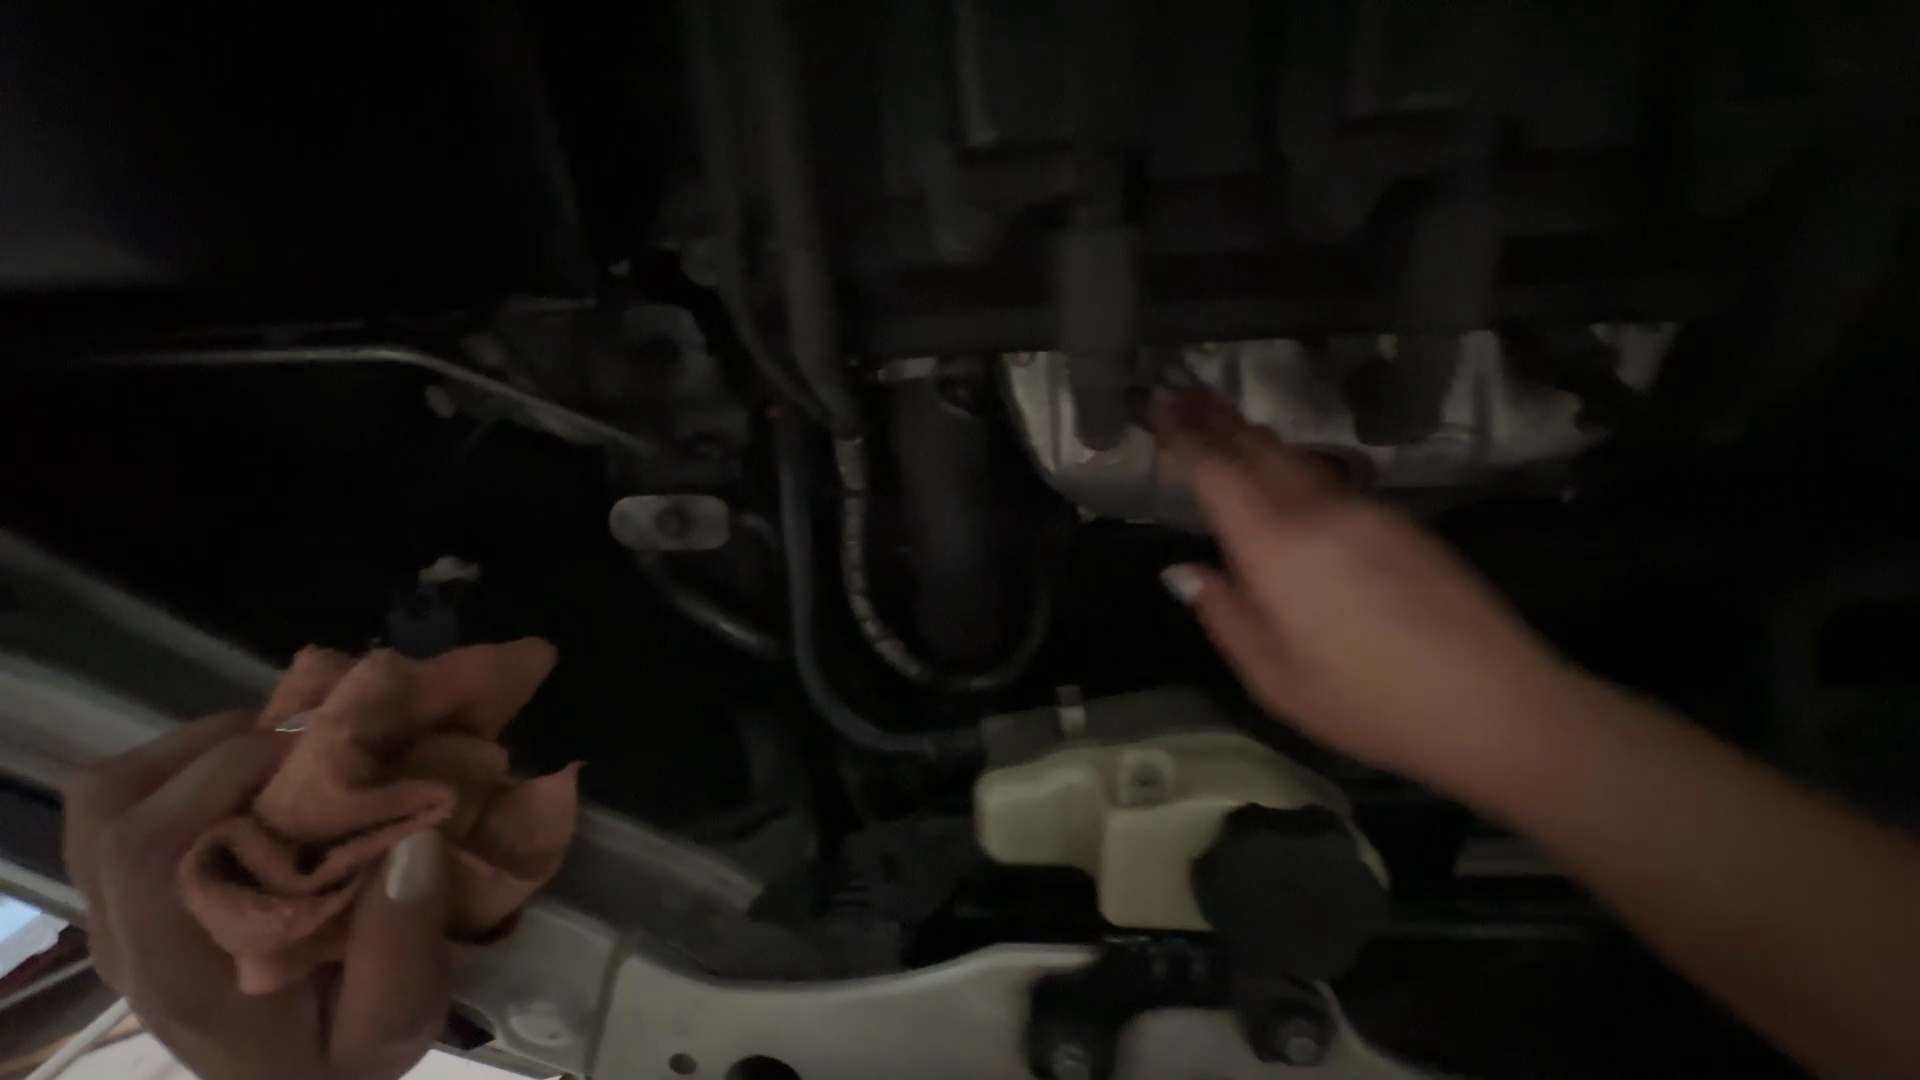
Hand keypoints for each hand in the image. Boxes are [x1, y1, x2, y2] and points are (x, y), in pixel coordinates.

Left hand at [63, 711, 450, 1079]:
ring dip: (204, 750)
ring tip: (296, 747)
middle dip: (223, 742)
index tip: (334, 743)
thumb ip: (403, 947)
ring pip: (114, 797)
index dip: (232, 767)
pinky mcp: (147, 900)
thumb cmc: (348, 1056)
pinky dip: (201, 769)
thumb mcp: (396, 1025)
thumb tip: (416, 840)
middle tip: (321, 734)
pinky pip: (138, 806)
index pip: (150, 844)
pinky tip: (277, 779)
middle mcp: (132, 936)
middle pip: (114, 805)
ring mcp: (128, 916)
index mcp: (183, 968)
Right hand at [1154, 390, 1585, 784]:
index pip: (1219, 475)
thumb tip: (1183, 571)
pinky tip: (1290, 478)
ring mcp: (1369, 513)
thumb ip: (1224, 615)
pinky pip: (1333, 480)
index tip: (1160, 404)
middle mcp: (1321, 514)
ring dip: (1258, 438)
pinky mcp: (1403, 526)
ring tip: (1228, 426)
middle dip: (1218, 416)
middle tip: (1184, 392)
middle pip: (1261, 449)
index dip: (1185, 436)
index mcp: (1278, 550)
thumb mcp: (1273, 678)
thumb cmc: (1367, 701)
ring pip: (1300, 460)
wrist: (1497, 704)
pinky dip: (1296, 466)